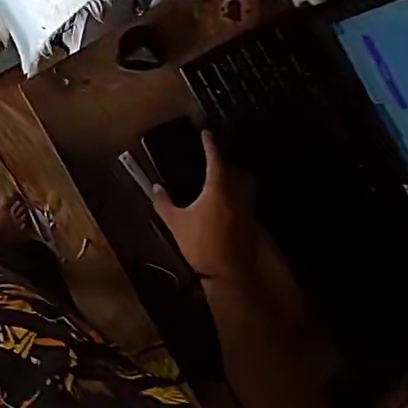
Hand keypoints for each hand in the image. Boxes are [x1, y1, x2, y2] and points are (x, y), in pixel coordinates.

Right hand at [150, 131, 259, 283]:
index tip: (206, 134)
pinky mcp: (251, 221)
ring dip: (235, 175)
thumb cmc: (200, 244)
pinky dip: (238, 191)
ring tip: (221, 176)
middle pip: (236, 169)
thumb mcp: (175, 223)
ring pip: (245, 183)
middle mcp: (236, 194)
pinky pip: (247, 197)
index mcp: (217, 190)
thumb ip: (164, 203)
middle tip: (213, 158)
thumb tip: (156, 187)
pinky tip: (227, 200)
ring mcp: (247, 208)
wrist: (227, 272)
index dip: (210, 145)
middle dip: (226, 160)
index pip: (216, 160)